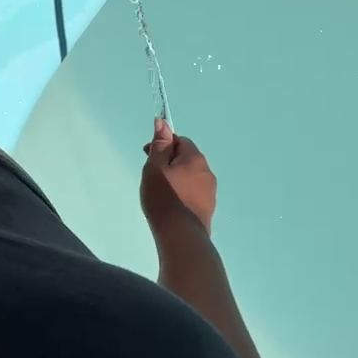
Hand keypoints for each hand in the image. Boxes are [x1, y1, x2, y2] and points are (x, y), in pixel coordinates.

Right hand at [140, 119, 215, 233]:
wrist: (181, 235)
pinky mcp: (208, 208)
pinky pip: (193, 191)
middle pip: (186, 158)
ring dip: (175, 177)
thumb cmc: (164, 197)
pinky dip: (181, 191)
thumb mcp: (155, 168)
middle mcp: (207, 172)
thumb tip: (162, 122)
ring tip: (159, 190)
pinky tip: (170, 203)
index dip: (163, 145)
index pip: (180, 141)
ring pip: (190, 176)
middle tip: (151, 174)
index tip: (147, 155)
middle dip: (168, 161)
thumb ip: (159, 145)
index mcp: (195, 159)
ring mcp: (210, 192)